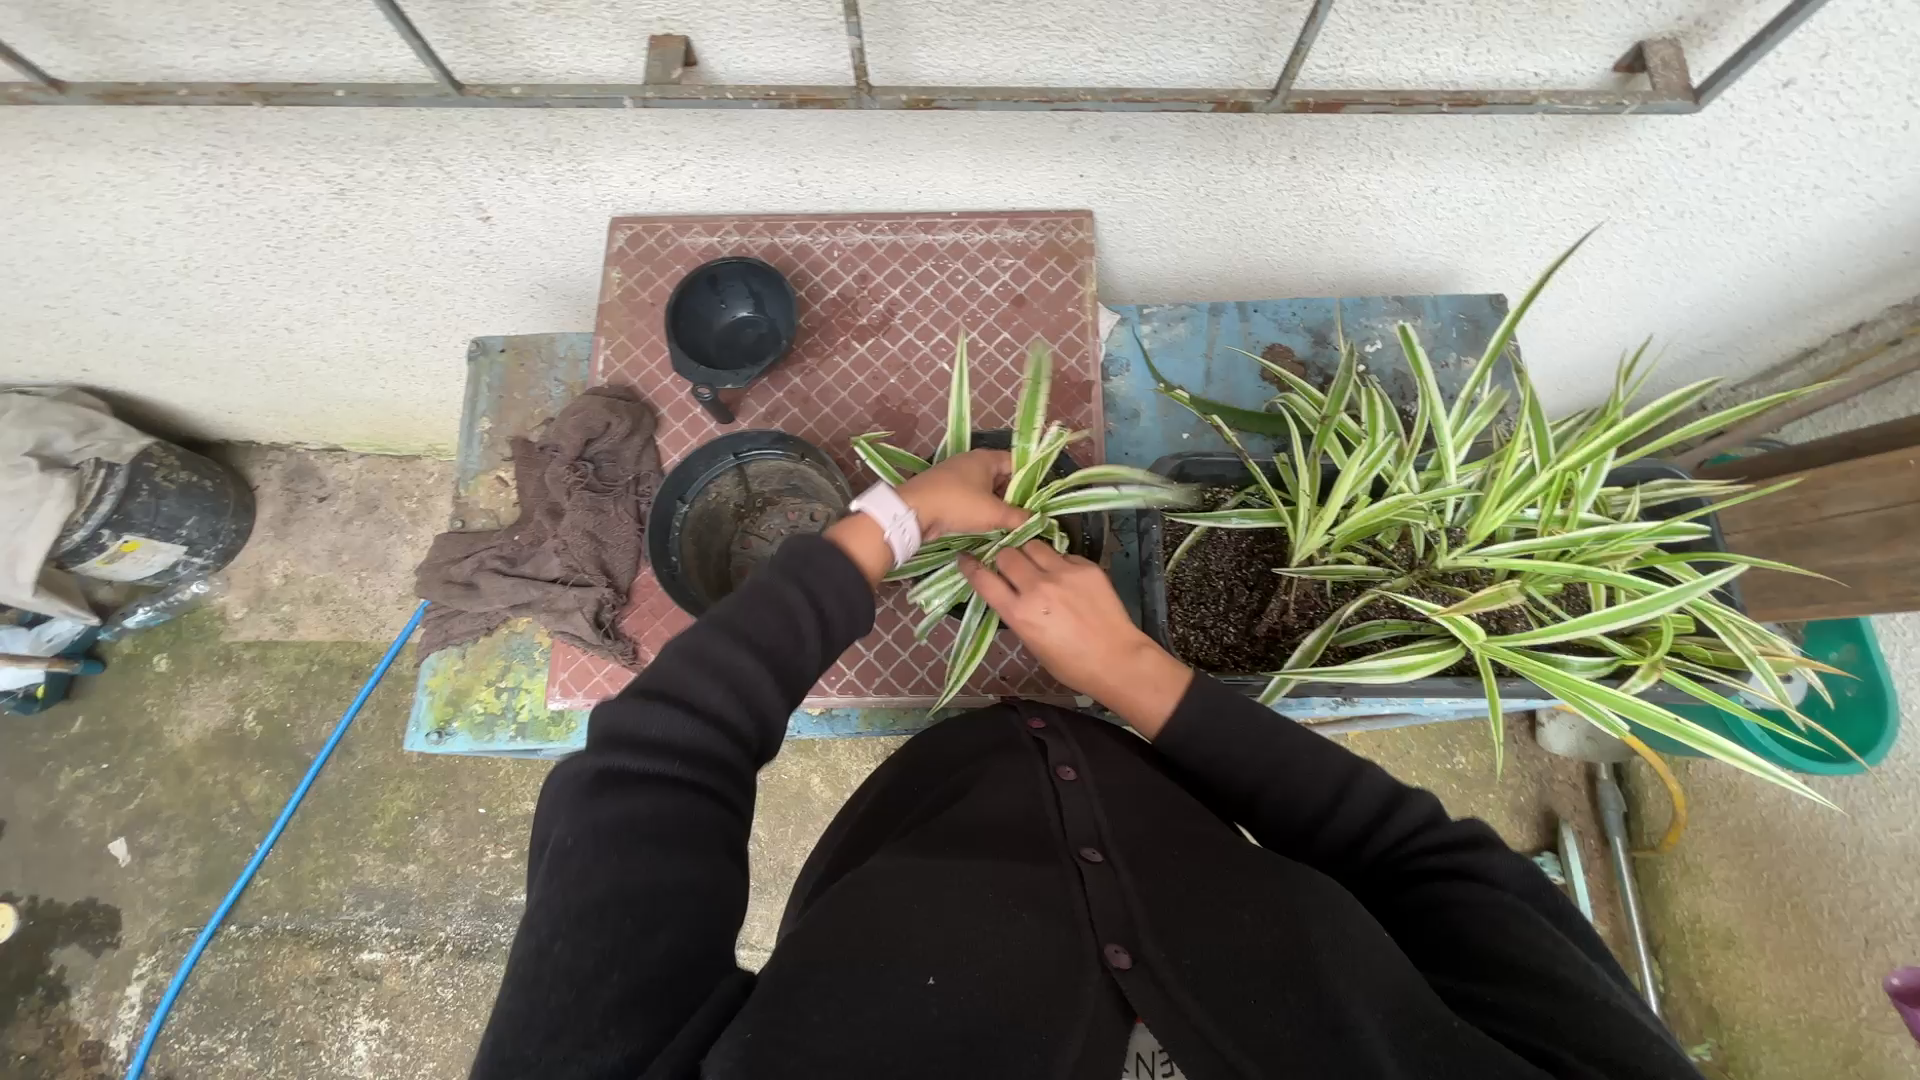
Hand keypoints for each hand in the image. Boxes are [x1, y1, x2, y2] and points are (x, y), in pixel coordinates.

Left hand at [828, 449, 1027, 588]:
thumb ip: (1019, 517)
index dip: (1029, 479)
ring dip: (995, 505)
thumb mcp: (994, 513)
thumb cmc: (958, 504)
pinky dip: (979, 510)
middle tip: (1024, 516)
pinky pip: (970, 498)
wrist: (913, 511)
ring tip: (1008, 524)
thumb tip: (1037, 520)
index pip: (1016, 462)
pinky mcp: (945, 491)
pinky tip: (986, 526)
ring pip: (985, 489)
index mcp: (986, 458)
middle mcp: (971, 462)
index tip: (1037, 500)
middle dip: (1013, 496)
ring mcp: (956, 476)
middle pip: (1001, 477)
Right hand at [959, 541, 1192, 737]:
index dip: (970, 565)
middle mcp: (1037, 587)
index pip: (983, 578)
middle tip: (1010, 566)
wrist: (1116, 659)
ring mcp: (1063, 573)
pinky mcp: (1086, 566)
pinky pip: (1062, 554)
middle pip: (1007, 554)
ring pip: (1033, 546)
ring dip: (1028, 553)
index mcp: (1019, 612)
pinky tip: (1066, 577)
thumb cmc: (1071, 664)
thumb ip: (1017, 613)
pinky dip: (1058, 562)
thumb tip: (1011, 594)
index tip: (965, 558)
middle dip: (1003, 558)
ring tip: (1036, 565)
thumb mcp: (1032, 643)